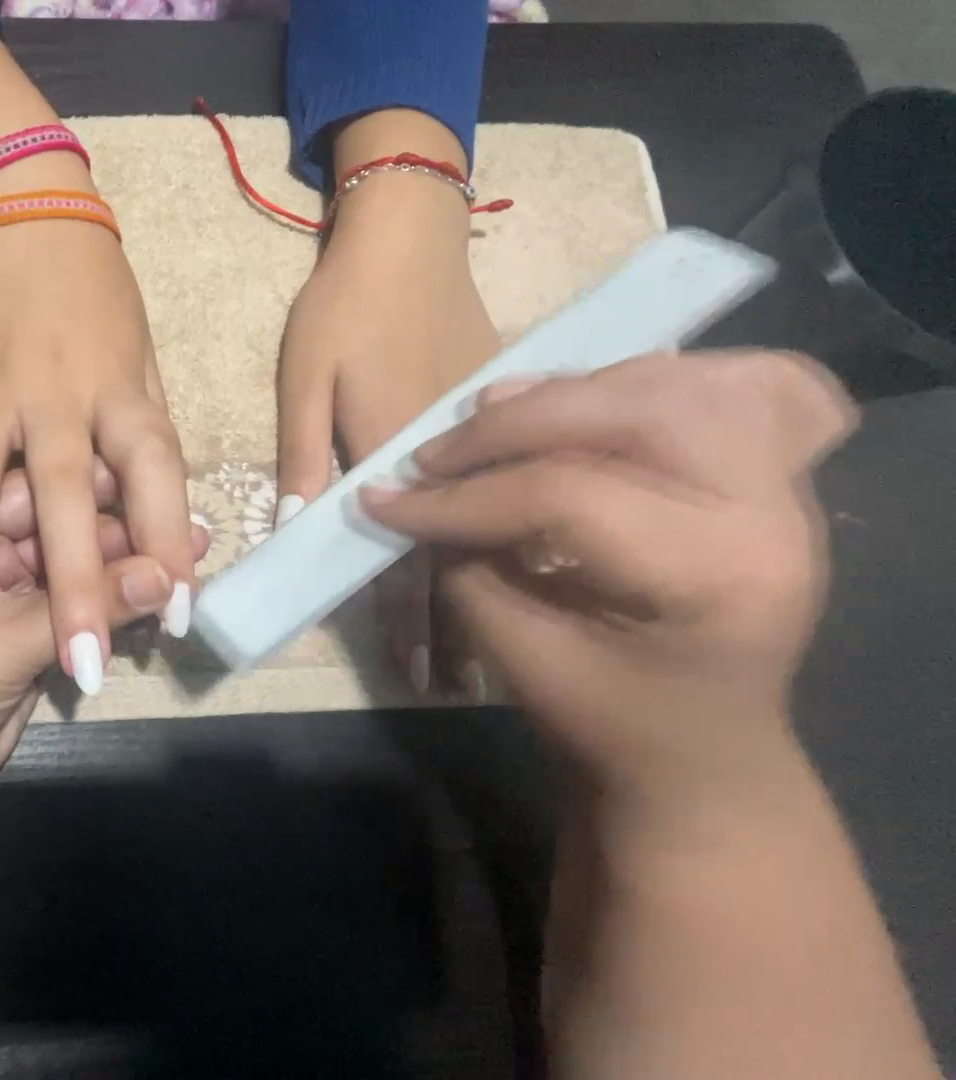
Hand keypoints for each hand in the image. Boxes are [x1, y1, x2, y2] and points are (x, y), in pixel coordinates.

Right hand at [0, 212, 195, 691]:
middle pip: (70, 499)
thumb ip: (146, 432)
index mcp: (121, 389)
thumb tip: (165, 509)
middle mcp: (58, 396)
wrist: (24, 202)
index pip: (156, 477)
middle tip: (83, 664)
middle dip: (77, 586)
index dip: (172, 544)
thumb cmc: (97, 290)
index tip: (179, 615)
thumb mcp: (142, 356)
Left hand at [0, 465, 210, 818]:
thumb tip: (165, 574)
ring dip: (127, 584)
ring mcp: (11, 605)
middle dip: (126, 542)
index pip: (42, 492)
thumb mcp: (3, 640)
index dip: (101, 490)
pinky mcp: (28, 648)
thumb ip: (84, 606)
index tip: (163, 488)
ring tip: (190, 580)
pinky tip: (159, 616)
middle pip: (67, 536)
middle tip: (194, 541)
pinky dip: (114, 621)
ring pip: (78, 581)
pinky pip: (79, 623)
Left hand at [277, 175, 500, 698]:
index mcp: (399, 451)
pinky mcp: (503, 411)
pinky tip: (514, 563)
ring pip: (484, 527)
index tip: (410, 666)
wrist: (410, 236)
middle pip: (452, 550)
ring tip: (484, 647)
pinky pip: (500, 489)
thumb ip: (304, 454)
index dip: (403, 612)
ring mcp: (489, 434)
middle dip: (447, 620)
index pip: (404, 550)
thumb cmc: (345, 307)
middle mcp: (453, 455)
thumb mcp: (305, 379)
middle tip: (449, 681)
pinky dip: (501, 534)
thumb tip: (297, 528)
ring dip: (481, 587)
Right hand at [360, 351, 857, 798]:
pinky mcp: (771, 470)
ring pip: (682, 381)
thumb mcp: (519, 656)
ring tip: (492, 413)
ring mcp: (785, 484)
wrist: (700, 750)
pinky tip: (590, 398)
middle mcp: (770, 514)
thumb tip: (411, 500)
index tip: (382, 503)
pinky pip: (734, 384)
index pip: (567, 497)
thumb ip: (464, 568)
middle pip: (638, 411)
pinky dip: (652, 377)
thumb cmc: (609, 719)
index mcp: (711, 578)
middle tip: (435, 455)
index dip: (459, 497)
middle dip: (513, 424)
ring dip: (571, 390)